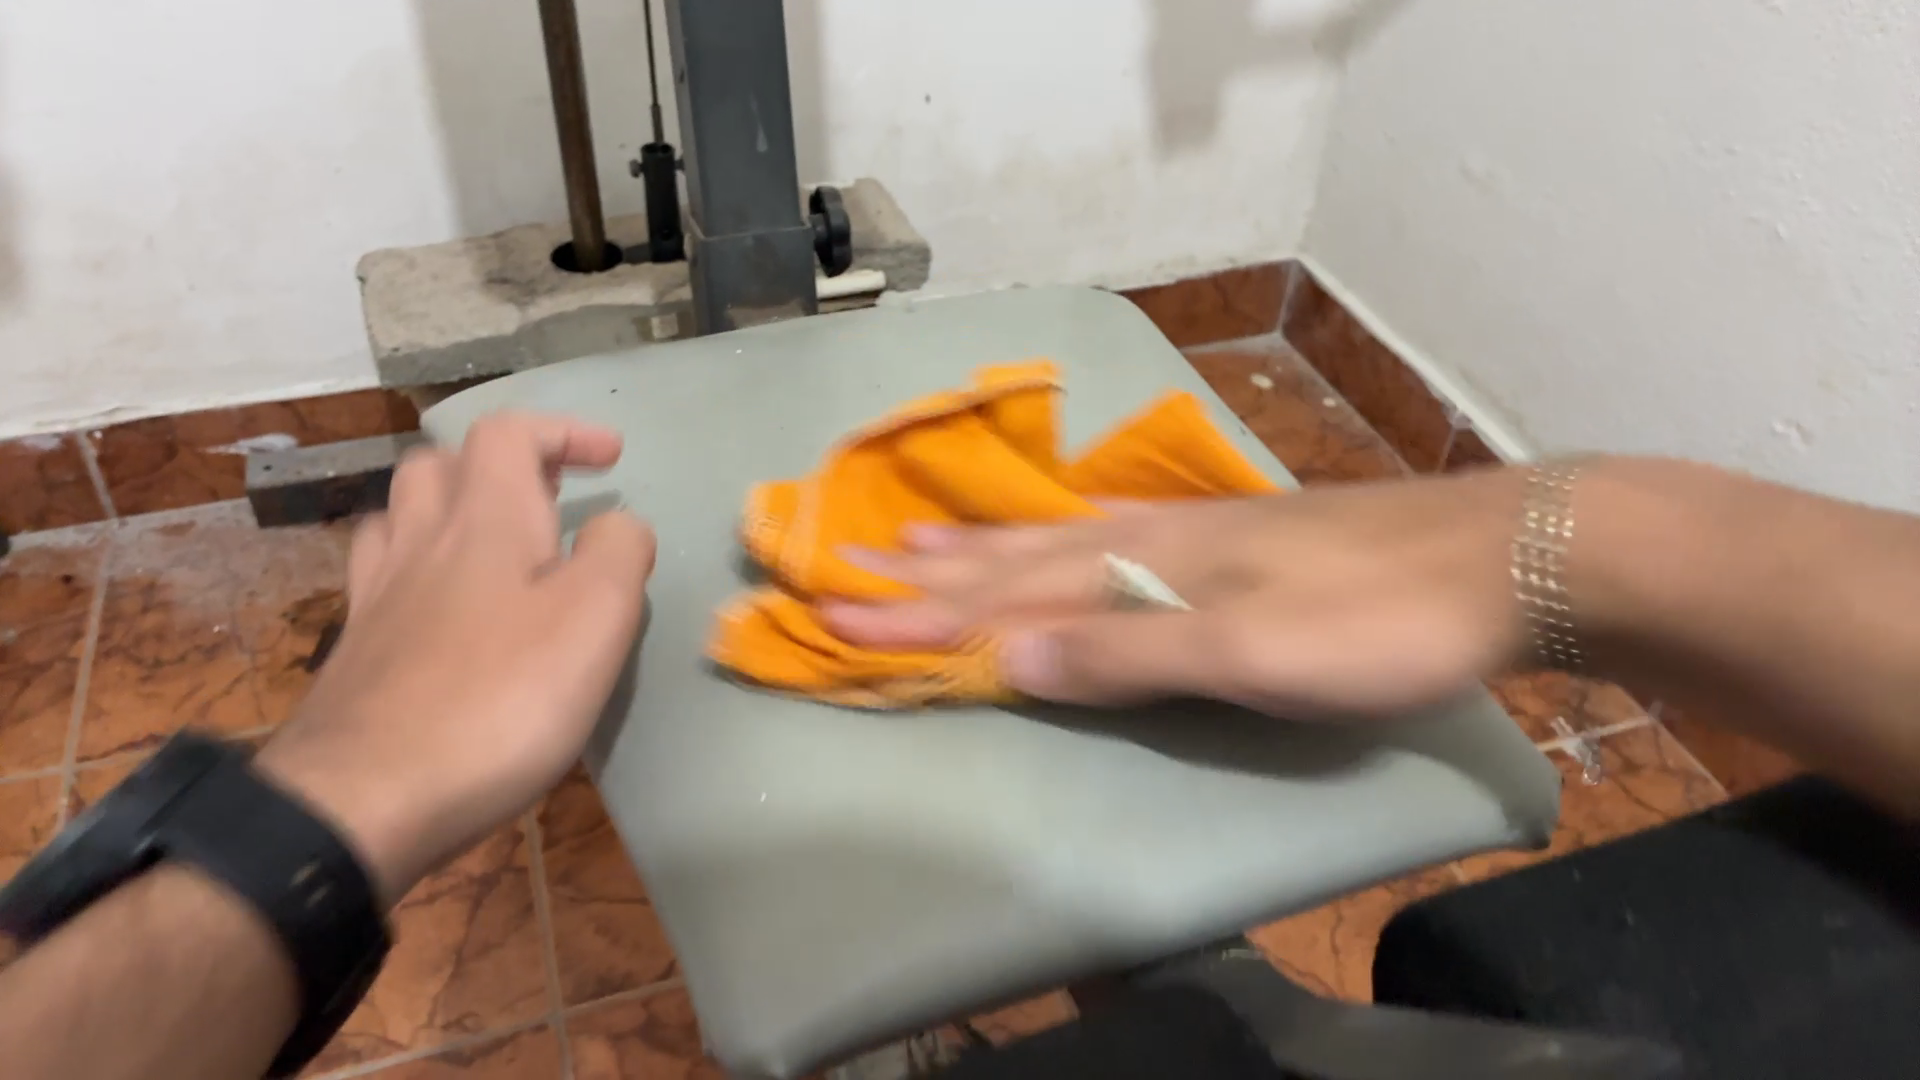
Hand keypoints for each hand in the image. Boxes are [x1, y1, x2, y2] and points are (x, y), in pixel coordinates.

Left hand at [255, 412, 655, 903]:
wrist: (363, 803)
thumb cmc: (503, 698)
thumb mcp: (597, 616)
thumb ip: (621, 551)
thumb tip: (618, 525)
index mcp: (486, 521)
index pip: (511, 433)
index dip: (564, 431)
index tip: (612, 458)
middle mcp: (422, 541)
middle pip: (443, 463)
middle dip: (505, 463)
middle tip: (555, 496)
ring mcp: (378, 596)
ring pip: (402, 513)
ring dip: (454, 505)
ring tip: (500, 540)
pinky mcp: (358, 649)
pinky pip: (383, 573)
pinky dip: (422, 562)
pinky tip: (446, 603)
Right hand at [824, 468, 1530, 718]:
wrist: (1493, 555)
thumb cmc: (1370, 619)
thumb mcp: (1250, 652)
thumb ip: (1130, 656)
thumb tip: (1013, 658)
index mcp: (1138, 570)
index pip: (1003, 599)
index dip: (921, 612)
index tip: (840, 612)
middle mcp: (1140, 541)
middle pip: (1011, 560)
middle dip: (924, 575)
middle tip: (848, 567)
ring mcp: (1178, 532)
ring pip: (1050, 538)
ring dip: (975, 547)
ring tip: (914, 540)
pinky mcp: (1216, 533)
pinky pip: (1102, 530)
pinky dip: (1050, 533)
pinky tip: (1047, 526)